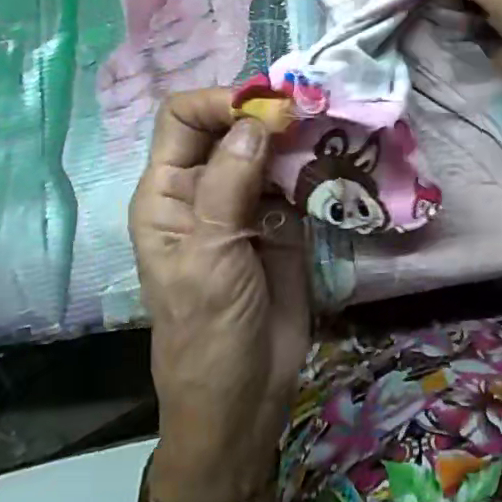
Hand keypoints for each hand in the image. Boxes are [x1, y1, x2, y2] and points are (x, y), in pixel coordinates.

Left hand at [128, 89, 308, 501]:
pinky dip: (313, 170)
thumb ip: (230, 183)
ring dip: (296, 139)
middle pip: (229, 127)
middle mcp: (204, 188)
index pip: (182, 119)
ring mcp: (245, 205)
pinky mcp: (281, 225)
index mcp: (167, 191)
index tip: (266, 106)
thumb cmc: (206, 330)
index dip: (219, 103)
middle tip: (310, 115)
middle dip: (265, 116)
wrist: (243, 398)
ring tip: (329, 134)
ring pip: (268, 151)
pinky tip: (334, 167)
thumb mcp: (210, 255)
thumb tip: (256, 119)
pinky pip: (295, 183)